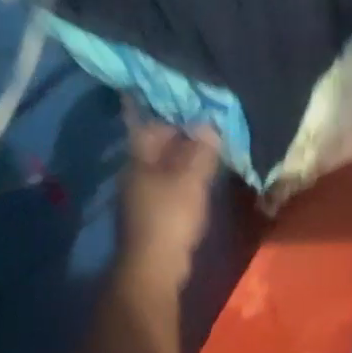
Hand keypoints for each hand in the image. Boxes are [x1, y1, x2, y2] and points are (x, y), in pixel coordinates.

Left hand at [118, 102, 221, 279]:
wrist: (155, 265)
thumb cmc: (170, 217)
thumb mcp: (191, 179)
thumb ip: (201, 150)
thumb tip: (209, 124)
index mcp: (140, 158)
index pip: (145, 121)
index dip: (158, 103)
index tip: (175, 86)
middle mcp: (138, 170)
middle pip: (157, 140)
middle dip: (179, 125)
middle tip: (207, 108)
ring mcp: (146, 190)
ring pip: (167, 159)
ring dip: (187, 148)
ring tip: (213, 133)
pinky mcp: (158, 207)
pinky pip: (174, 177)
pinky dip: (189, 168)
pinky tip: (207, 167)